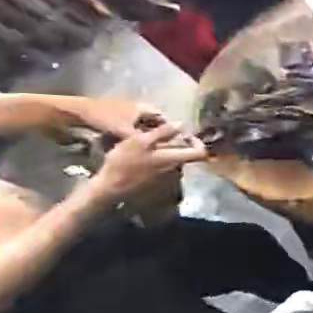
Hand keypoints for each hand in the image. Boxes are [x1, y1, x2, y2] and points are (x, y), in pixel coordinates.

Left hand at [67, 99, 168, 140]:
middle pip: (153, 122)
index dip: (171, 129)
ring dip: (146, 136)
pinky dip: (135, 137)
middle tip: (164, 149)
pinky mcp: (115, 118)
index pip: (163, 118)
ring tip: (151, 150)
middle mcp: (136, 108)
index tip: (176, 143)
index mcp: (142, 108)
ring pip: (142, 125)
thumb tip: (166, 148)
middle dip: (159, 135)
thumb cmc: (104, 119)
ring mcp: (125, 112)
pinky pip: (131, 128)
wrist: (76, 113)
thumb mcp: (127, 132)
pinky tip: (135, 148)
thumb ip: (147, 139)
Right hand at [90, 123, 206, 201]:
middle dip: (177, 145)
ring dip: (166, 153)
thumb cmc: (125, 162)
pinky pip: (165, 169)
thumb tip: (181, 124)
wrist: (110, 187)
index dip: (199, 142)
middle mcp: (176, 171)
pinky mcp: (158, 184)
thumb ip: (163, 132)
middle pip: (186, 156)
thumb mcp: (141, 141)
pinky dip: (159, 161)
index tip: (187, 135)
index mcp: (174, 159)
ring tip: (149, 146)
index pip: (201, 153)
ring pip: (174, 162)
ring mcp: (168, 179)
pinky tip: (143, 157)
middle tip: (160, 137)